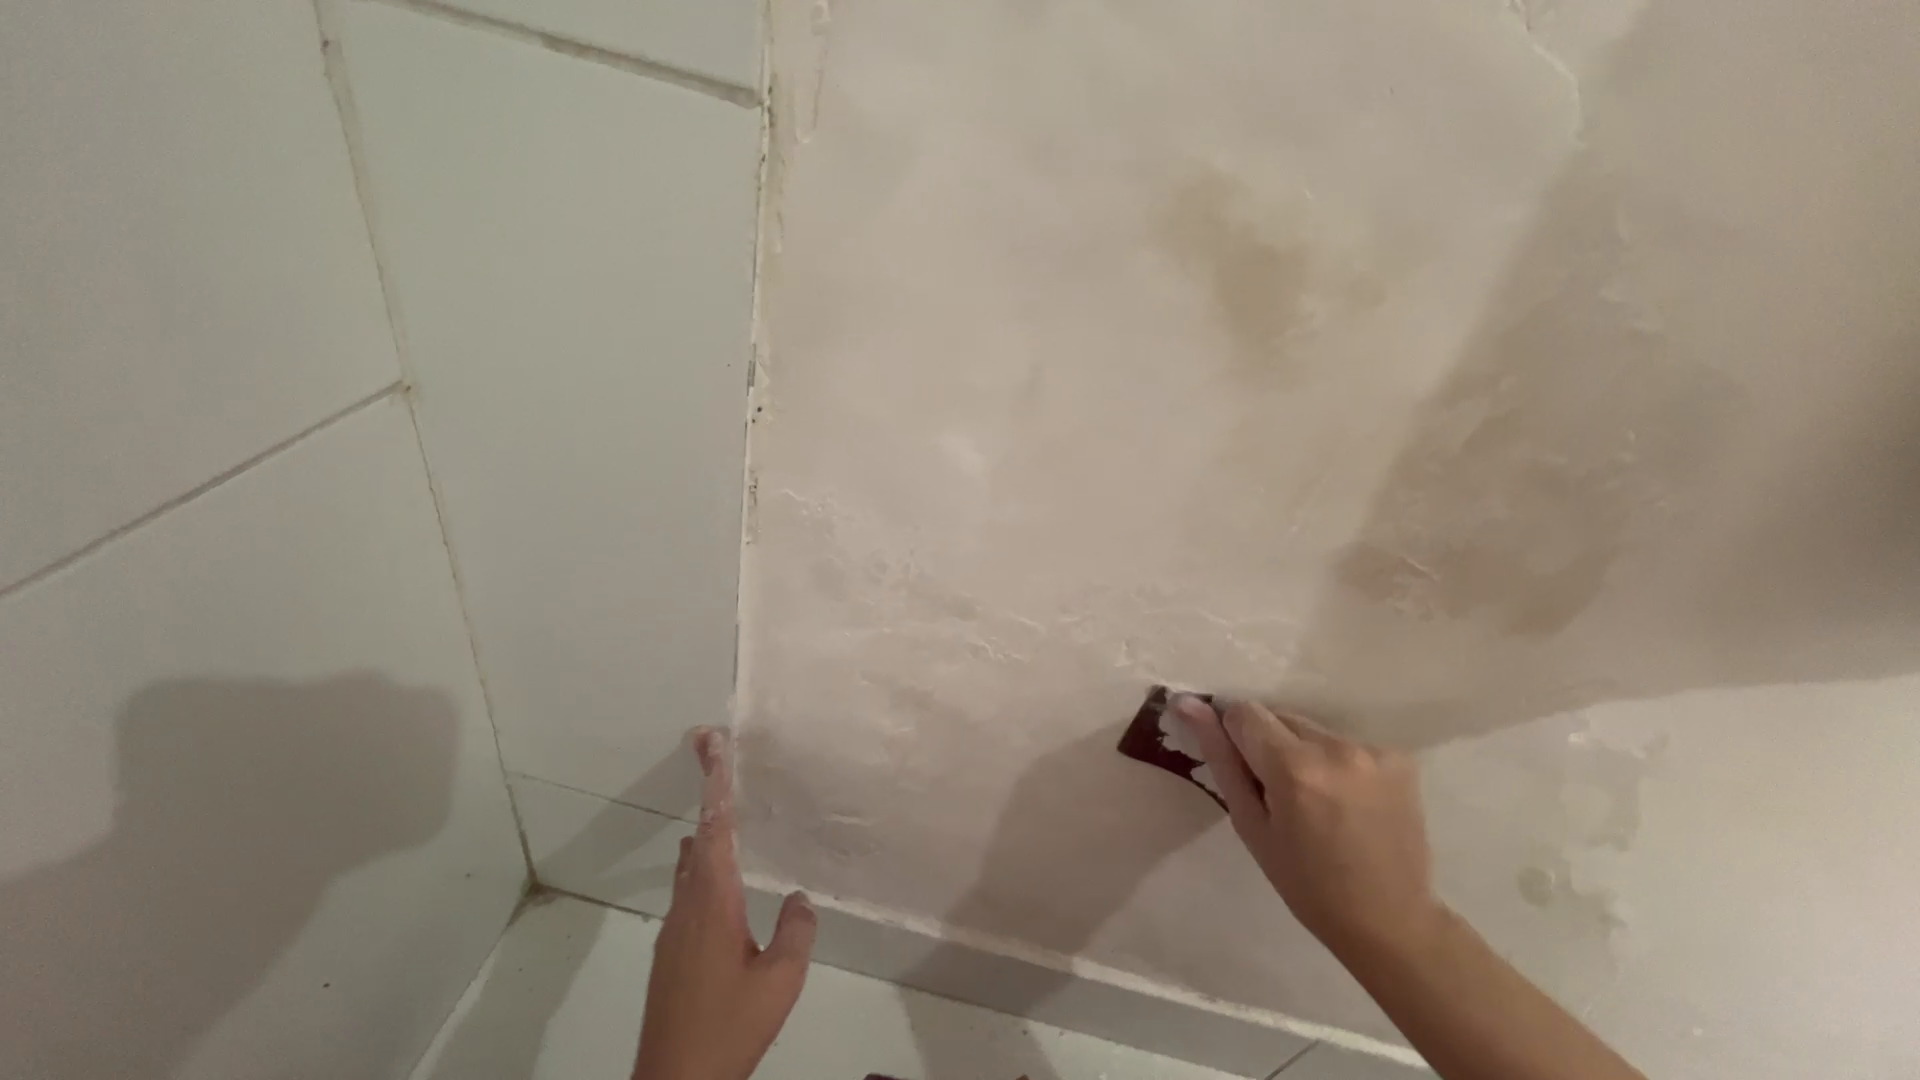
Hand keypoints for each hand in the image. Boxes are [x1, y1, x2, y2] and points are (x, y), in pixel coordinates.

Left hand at [632, 729, 816, 1079]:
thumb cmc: (729, 1026)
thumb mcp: (780, 980)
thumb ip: (796, 932)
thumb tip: (799, 897)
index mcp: (714, 903)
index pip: (716, 830)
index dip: (717, 785)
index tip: (712, 744)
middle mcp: (688, 906)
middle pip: (698, 838)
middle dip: (710, 796)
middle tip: (718, 757)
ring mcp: (674, 930)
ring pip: (690, 867)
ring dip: (707, 834)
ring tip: (727, 811)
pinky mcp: (671, 953)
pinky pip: (690, 891)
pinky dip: (705, 867)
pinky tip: (723, 882)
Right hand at [1173, 696, 1443, 960]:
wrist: (1389, 919)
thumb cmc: (1306, 883)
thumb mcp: (1251, 825)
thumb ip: (1221, 758)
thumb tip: (1188, 705)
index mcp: (1294, 768)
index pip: (1243, 713)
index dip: (1233, 735)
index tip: (1240, 766)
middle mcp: (1336, 747)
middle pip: (1279, 717)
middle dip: (1268, 744)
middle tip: (1277, 793)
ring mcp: (1374, 750)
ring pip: (1311, 729)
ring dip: (1302, 752)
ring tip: (1315, 800)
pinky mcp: (1399, 757)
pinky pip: (1344, 743)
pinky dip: (1335, 763)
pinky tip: (1346, 800)